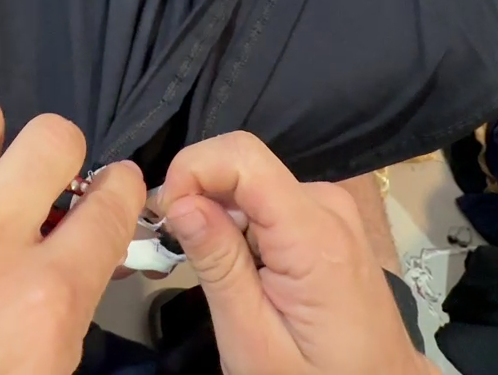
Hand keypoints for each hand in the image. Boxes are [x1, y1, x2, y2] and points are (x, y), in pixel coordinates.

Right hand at [157, 132, 434, 374]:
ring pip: (250, 180)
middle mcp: (326, 204)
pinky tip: (237, 264)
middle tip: (176, 248)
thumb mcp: (255, 342)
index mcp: (313, 233)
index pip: (242, 155)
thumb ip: (218, 265)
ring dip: (217, 209)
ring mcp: (330, 208)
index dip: (193, 169)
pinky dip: (240, 220)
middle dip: (199, 193)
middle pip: (243, 165)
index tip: (167, 214)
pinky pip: (268, 198)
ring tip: (207, 264)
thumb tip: (180, 200)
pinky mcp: (327, 219)